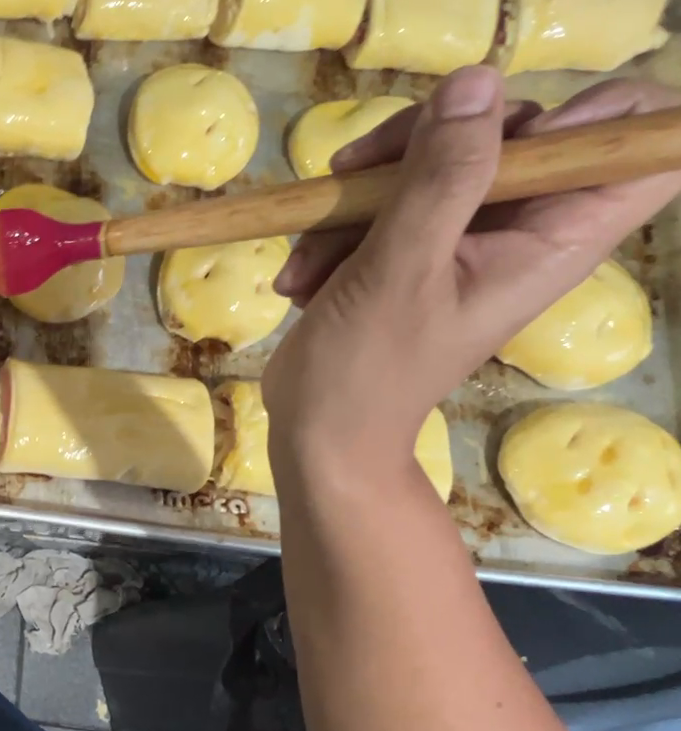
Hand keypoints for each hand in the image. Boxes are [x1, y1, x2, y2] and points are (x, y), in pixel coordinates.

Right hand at [263, 68, 680, 476]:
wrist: (316, 436)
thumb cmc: (366, 369)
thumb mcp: (399, 271)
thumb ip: (441, 179)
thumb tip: (472, 82)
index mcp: (558, 234)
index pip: (642, 140)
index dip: (587, 118)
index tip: (501, 139)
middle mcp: (521, 229)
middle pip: (511, 134)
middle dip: (422, 147)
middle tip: (356, 171)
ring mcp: (459, 242)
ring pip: (428, 169)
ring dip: (351, 206)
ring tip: (309, 259)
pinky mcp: (405, 256)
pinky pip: (380, 210)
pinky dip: (332, 237)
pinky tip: (302, 278)